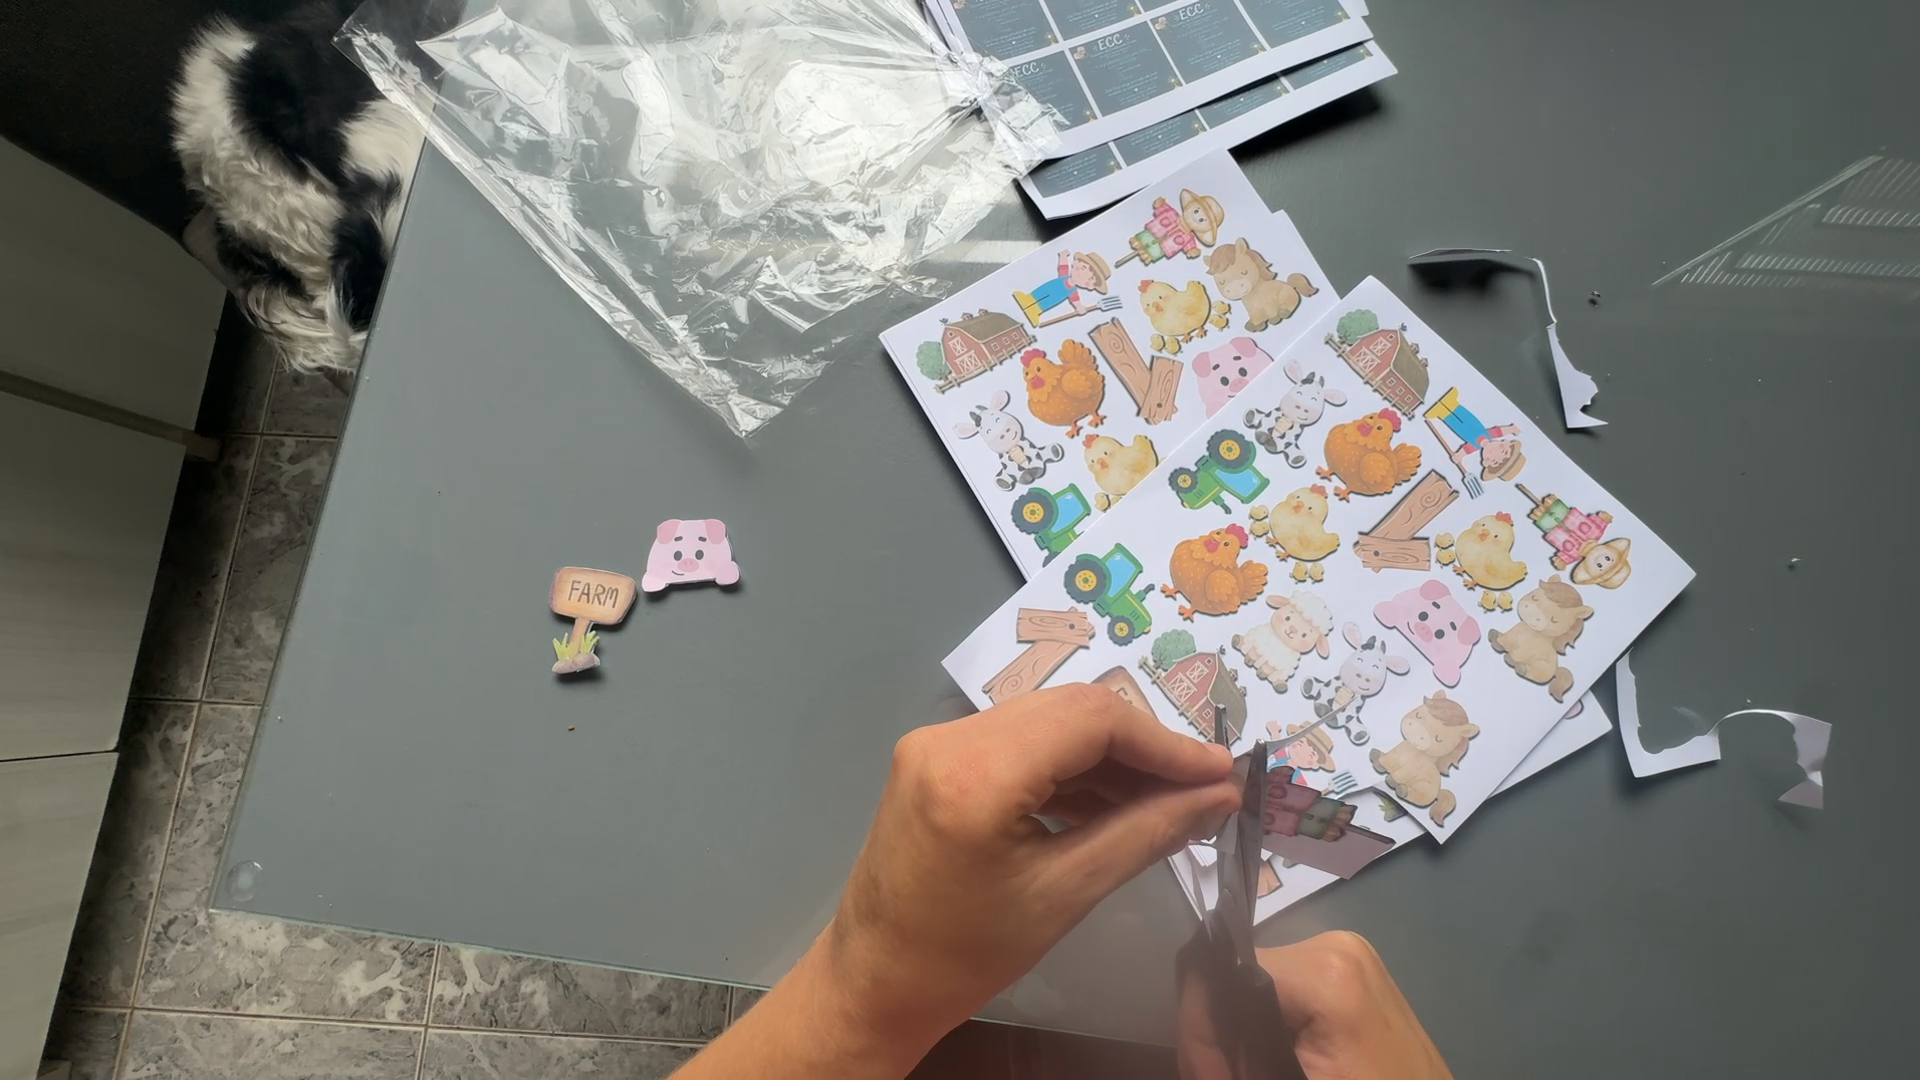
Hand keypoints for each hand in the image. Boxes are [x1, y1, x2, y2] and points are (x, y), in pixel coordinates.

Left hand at [825, 684, 1240, 1052]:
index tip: (1219, 773)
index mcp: (976, 772)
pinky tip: (1108, 799)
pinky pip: (1018, 739)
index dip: (1164, 742)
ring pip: (1046, 721)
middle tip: (1199, 788)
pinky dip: (1067, 764)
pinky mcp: (936, 750)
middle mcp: (951, 734)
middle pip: (1070, 710)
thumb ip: (1146, 832)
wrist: (875, 976)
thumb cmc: (967, 955)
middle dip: (1140, 746)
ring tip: (1162, 801)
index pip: (1090, 720)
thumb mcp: (1065, 895)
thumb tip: (1217, 796)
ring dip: (1107, 756)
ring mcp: (937, 737)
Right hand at [1177, 931, 1451, 1079]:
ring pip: (1257, 978)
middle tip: (1212, 1073)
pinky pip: (1286, 984)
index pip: (1225, 974)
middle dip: (1217, 1029)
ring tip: (1237, 1066)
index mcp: (1326, 971)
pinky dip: (1267, 1019)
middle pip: (1239, 974)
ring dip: (1239, 1025)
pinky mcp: (1351, 968)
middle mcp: (1333, 943)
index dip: (1200, 1027)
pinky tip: (1270, 1054)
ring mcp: (1346, 951)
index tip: (1200, 1075)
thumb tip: (1195, 1054)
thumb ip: (1244, 1053)